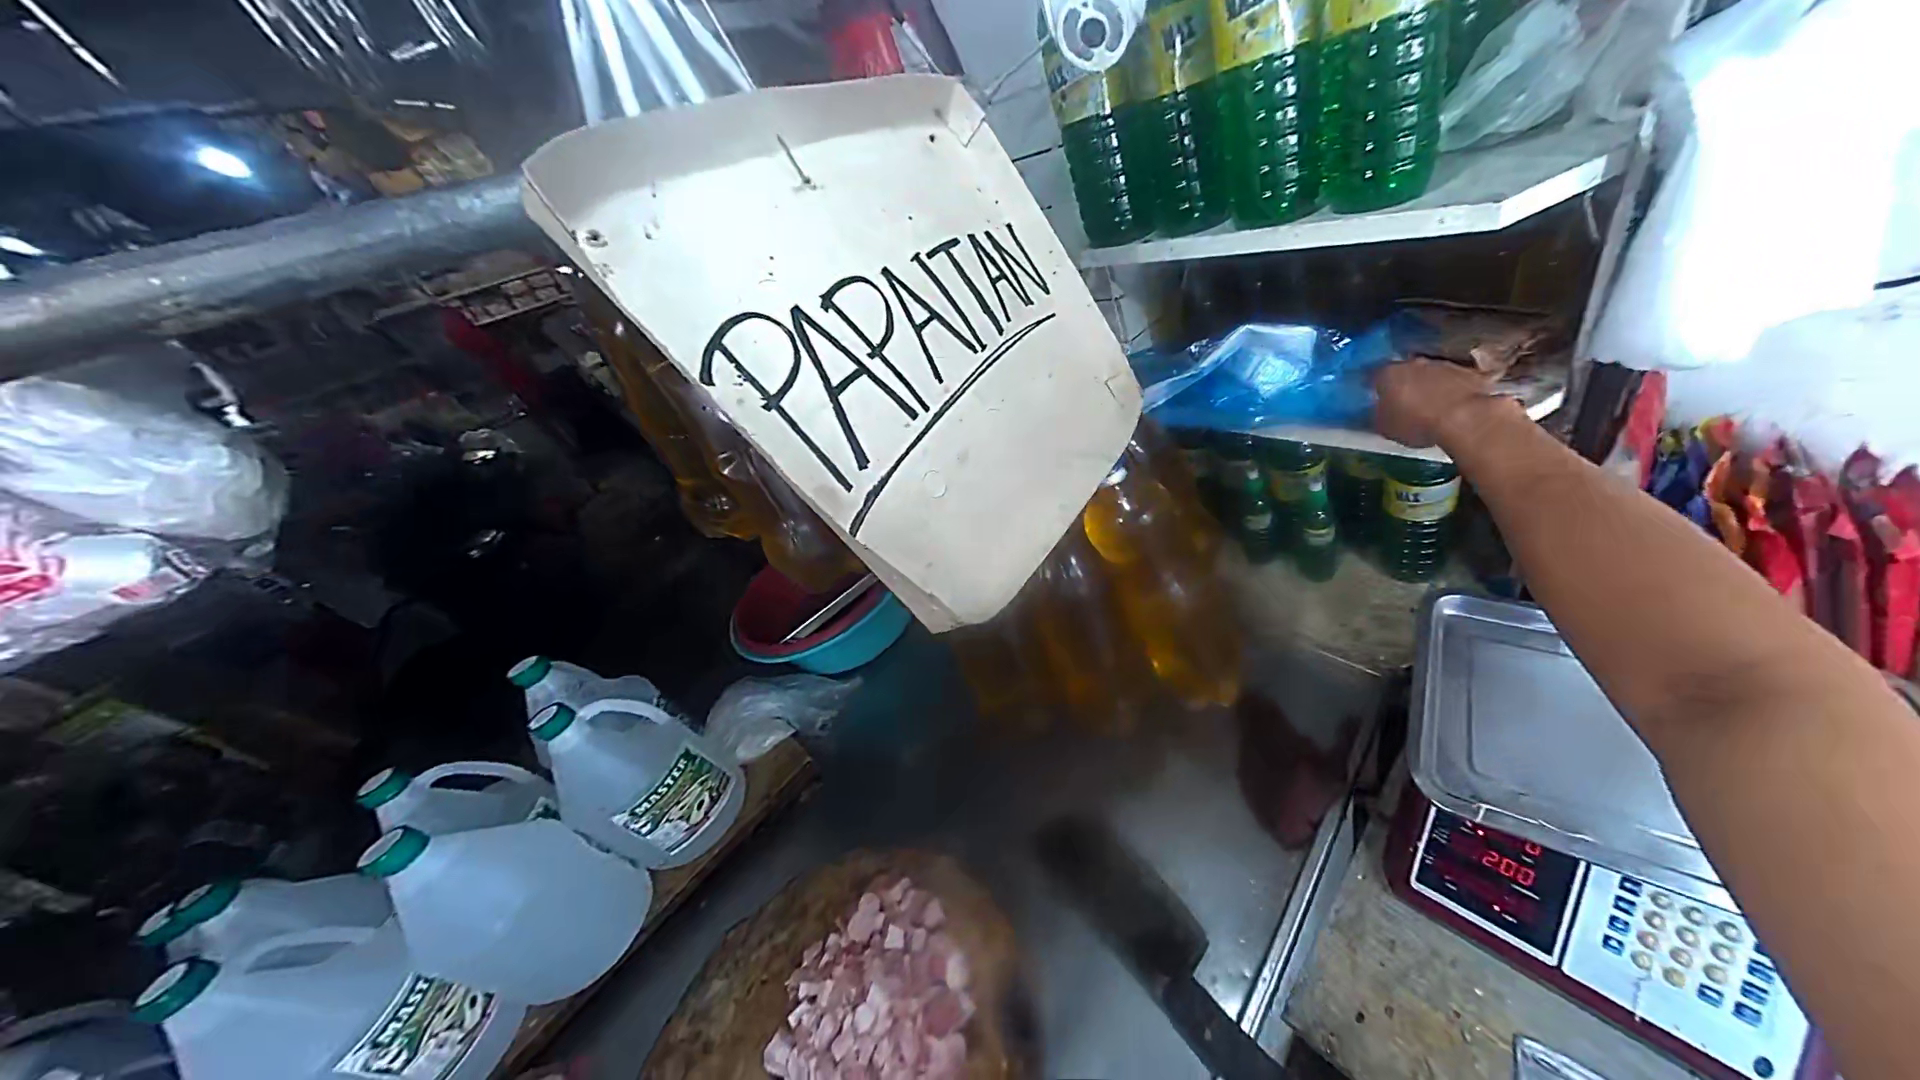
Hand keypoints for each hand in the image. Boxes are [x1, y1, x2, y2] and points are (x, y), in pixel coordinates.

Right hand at [1372, 358, 1500, 448]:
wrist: (1466, 419)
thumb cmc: (1416, 423)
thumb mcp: (1384, 427)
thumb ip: (1378, 414)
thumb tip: (1379, 410)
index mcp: (1388, 374)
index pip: (1373, 376)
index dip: (1374, 387)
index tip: (1375, 398)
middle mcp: (1414, 363)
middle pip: (1405, 371)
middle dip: (1403, 384)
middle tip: (1403, 402)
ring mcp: (1445, 365)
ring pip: (1431, 374)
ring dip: (1429, 386)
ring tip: (1430, 407)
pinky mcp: (1471, 372)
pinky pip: (1455, 381)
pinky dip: (1452, 390)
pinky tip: (1453, 407)